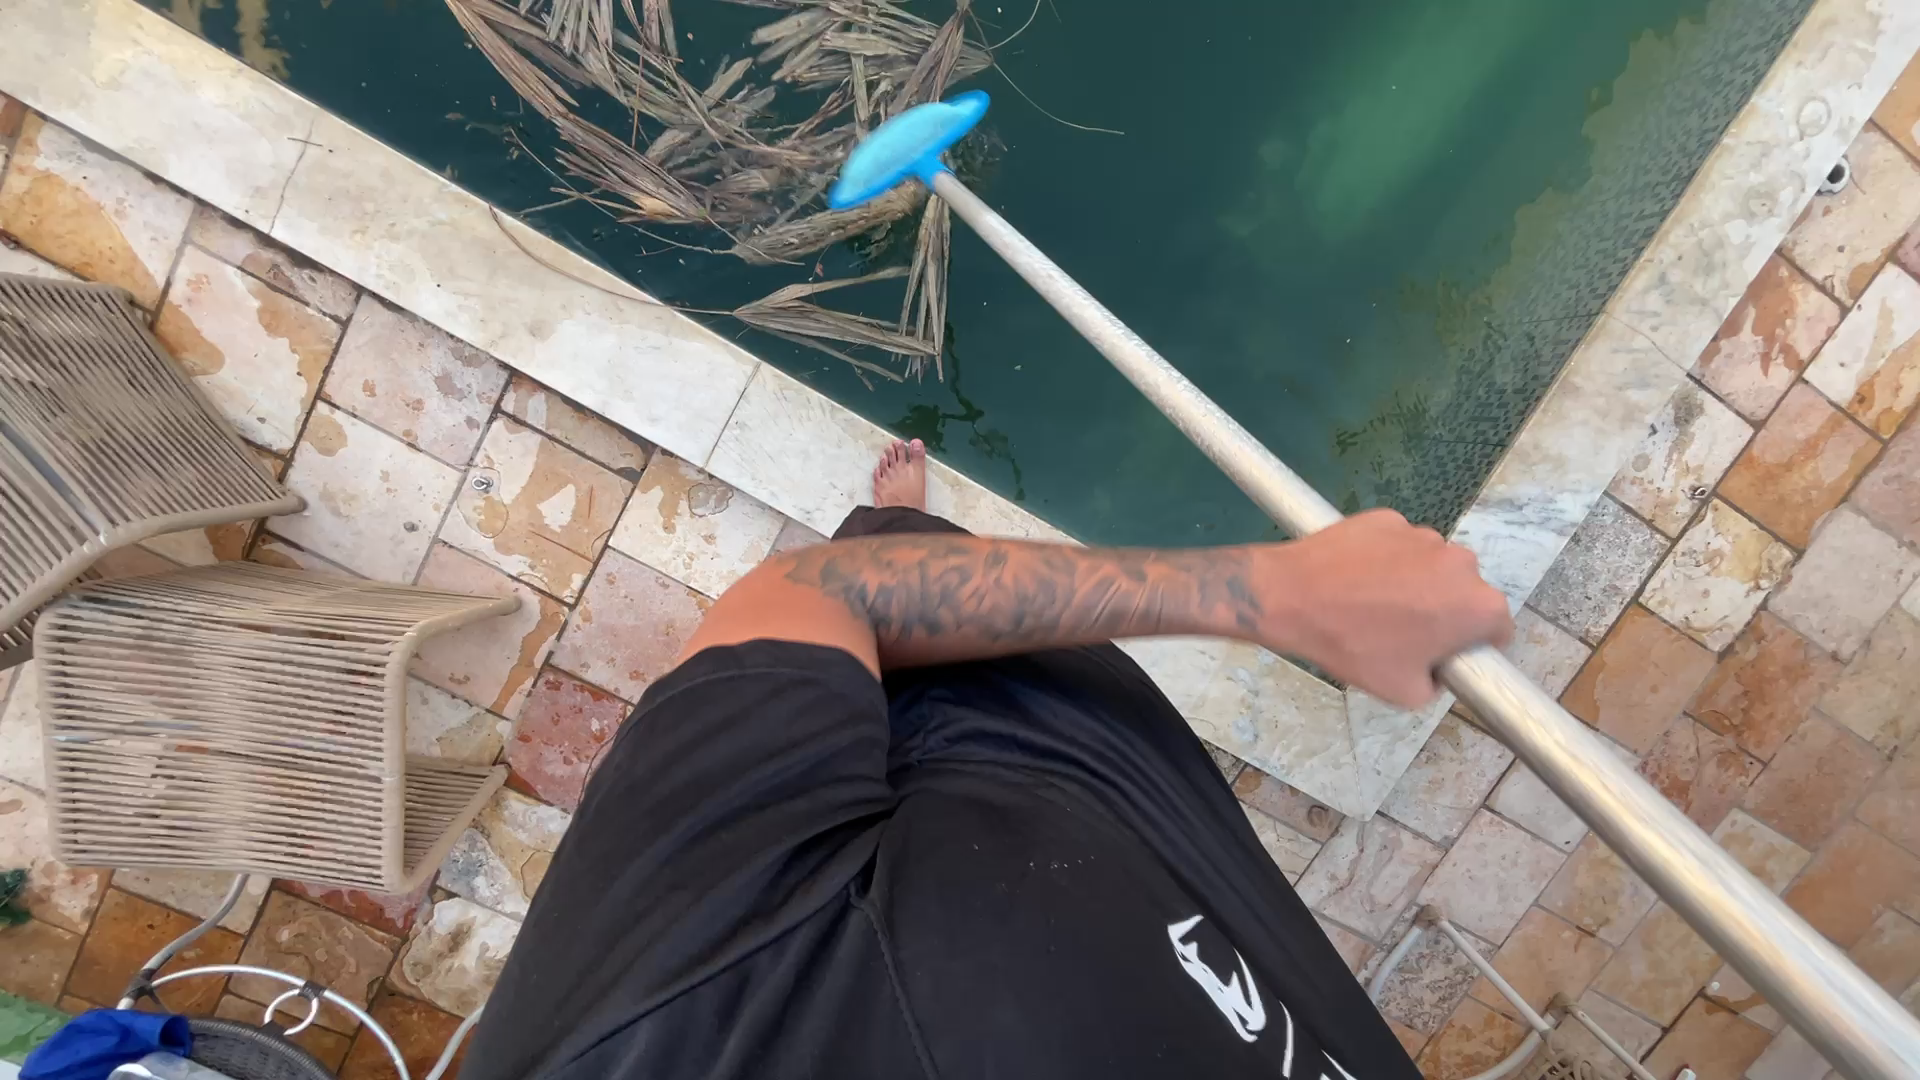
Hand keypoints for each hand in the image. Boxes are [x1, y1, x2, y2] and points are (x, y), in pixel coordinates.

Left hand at [1254, 509, 1512, 707]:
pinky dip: (1381, 556)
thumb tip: (1438, 670)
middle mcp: (1461, 561)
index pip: (1495, 629)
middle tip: (1397, 627)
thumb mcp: (1405, 690)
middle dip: (1440, 609)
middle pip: (1461, 591)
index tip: (1440, 650)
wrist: (1289, 595)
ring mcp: (1421, 533)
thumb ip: (1439, 683)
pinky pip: (1394, 543)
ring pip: (1427, 564)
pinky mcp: (1385, 517)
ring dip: (1411, 580)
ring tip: (1367, 600)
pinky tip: (1352, 574)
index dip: (1470, 644)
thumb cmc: (1350, 645)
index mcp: (1479, 605)